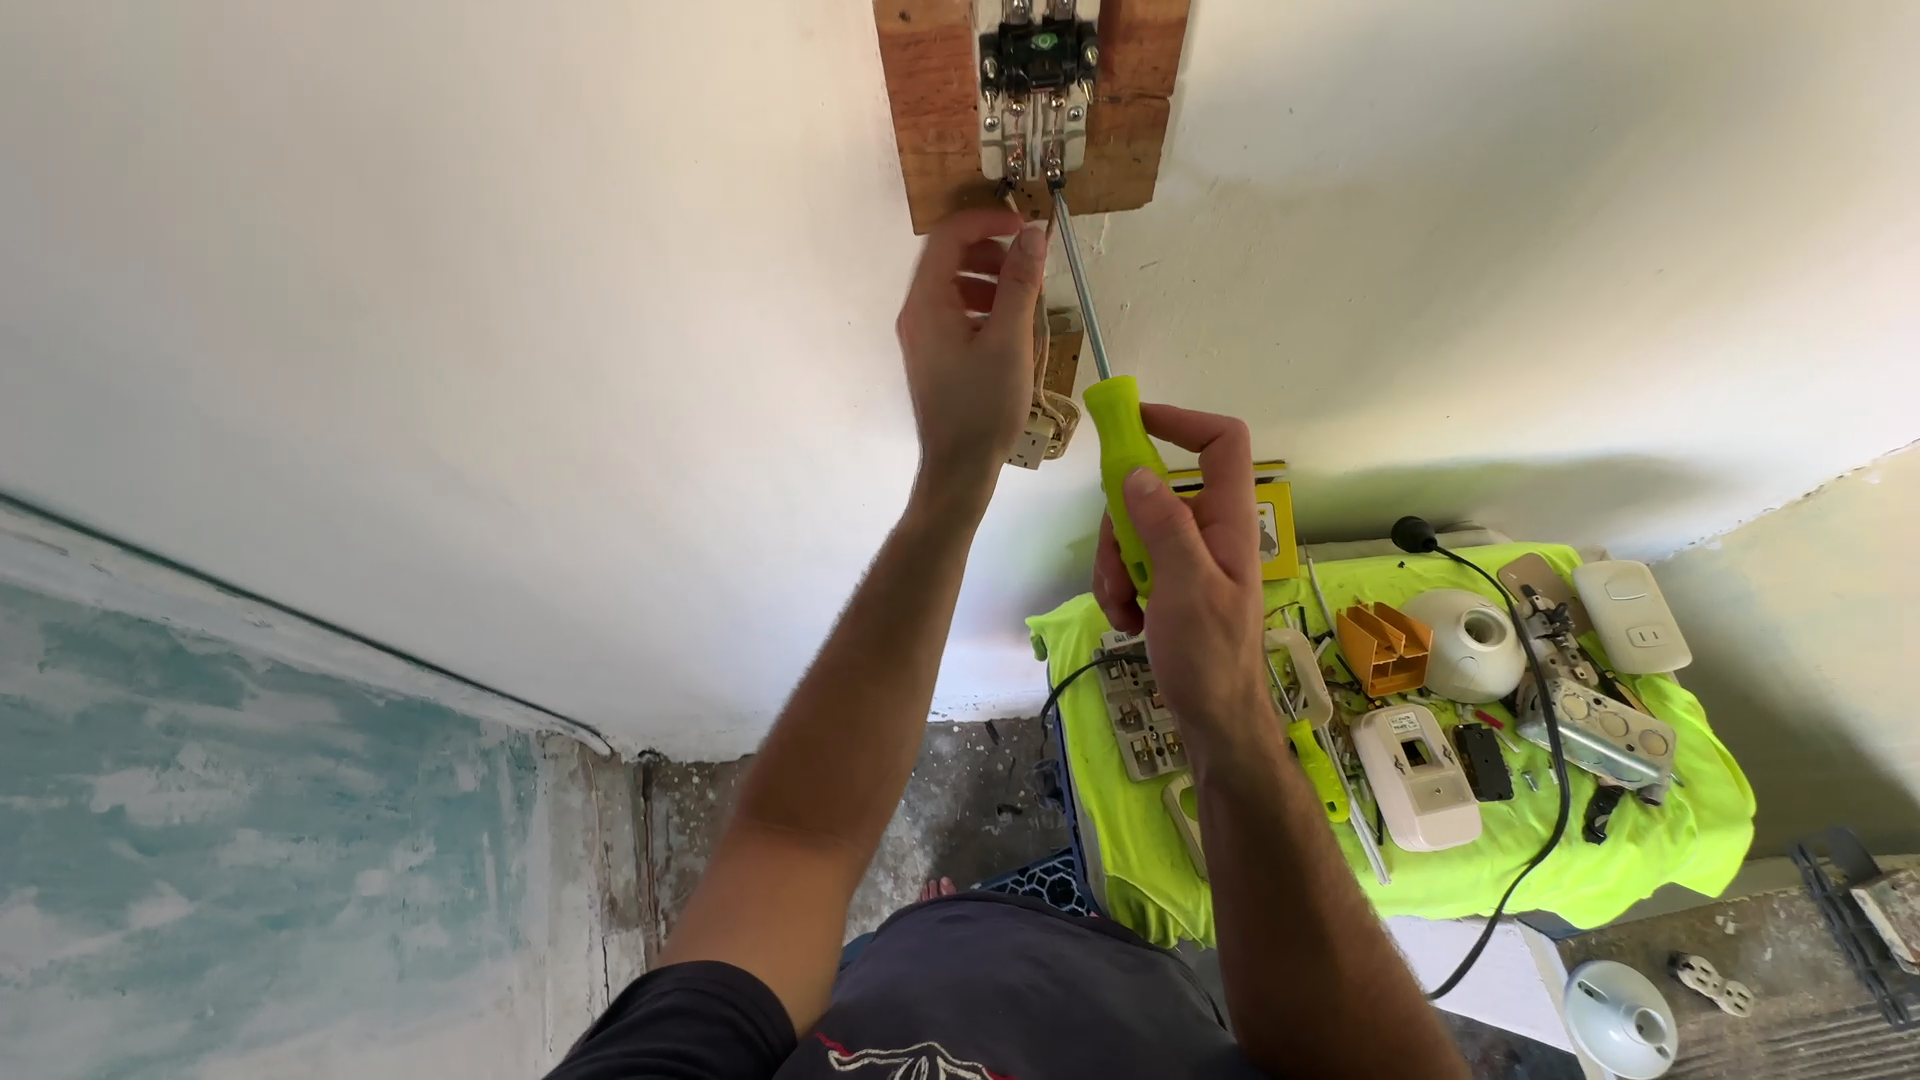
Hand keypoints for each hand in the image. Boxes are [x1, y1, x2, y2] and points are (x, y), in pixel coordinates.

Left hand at [895, 208, 1048, 498]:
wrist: (959, 466)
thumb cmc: (984, 407)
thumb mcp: (1010, 340)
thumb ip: (1020, 282)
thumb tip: (1033, 233)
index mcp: (926, 304)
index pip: (949, 235)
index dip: (989, 221)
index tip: (1026, 230)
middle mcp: (915, 314)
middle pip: (948, 257)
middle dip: (991, 252)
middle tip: (1027, 269)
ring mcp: (921, 337)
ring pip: (953, 286)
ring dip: (989, 281)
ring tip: (1023, 303)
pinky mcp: (932, 357)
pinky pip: (954, 314)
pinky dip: (982, 308)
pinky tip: (1009, 331)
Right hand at [1093, 405, 1272, 745]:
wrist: (1215, 720)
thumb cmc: (1210, 656)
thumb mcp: (1185, 587)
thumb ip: (1163, 525)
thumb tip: (1136, 473)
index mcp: (1228, 521)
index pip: (1221, 442)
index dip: (1181, 420)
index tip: (1131, 421)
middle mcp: (1209, 530)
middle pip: (1154, 491)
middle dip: (1121, 527)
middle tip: (1118, 570)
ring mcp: (1188, 557)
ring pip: (1134, 529)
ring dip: (1116, 567)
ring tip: (1123, 608)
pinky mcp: (1170, 582)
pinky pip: (1132, 562)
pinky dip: (1121, 588)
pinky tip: (1128, 620)